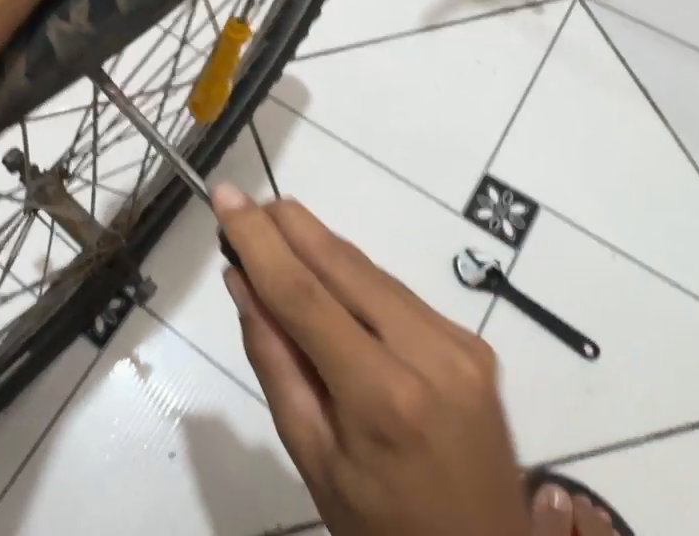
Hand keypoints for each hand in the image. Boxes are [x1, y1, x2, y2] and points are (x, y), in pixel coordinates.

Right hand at [214, 186, 529, 535]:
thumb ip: (275, 361)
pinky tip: (323, 278)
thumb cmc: (379, 525)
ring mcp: (460, 345)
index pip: (303, 293)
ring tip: (271, 234)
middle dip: (288, 225)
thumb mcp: (311, 454)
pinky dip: (351, 276)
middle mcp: (430, 354)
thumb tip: (243, 282)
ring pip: (370, 272)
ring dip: (317, 246)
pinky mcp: (473, 344)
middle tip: (242, 202)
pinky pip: (396, 294)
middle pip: (342, 265)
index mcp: (383, 396)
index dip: (257, 239)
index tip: (225, 197)